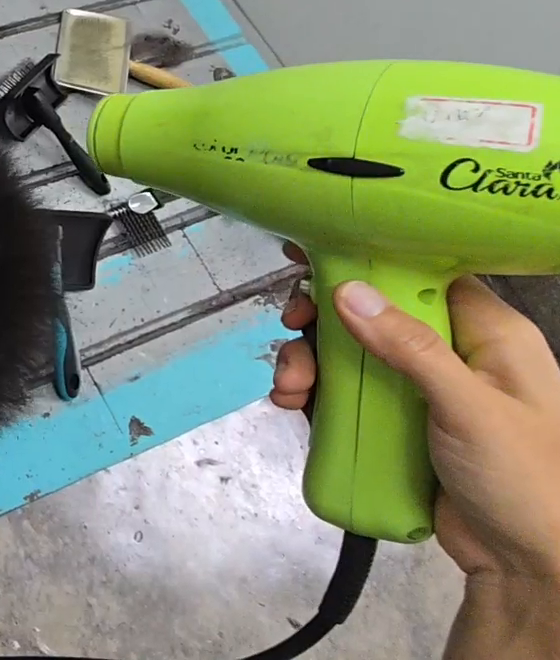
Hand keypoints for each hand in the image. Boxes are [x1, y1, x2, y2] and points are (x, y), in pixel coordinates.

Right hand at [271, 245, 559, 577]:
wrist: (532, 568)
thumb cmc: (527, 481)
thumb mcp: (472, 411)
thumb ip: (413, 350)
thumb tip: (347, 290)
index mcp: (487, 338)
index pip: (422, 273)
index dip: (366, 257)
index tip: (306, 255)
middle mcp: (450, 352)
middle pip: (367, 309)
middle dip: (320, 319)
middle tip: (293, 328)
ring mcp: (416, 385)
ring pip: (343, 347)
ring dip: (305, 361)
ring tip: (291, 390)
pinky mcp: (391, 415)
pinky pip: (338, 386)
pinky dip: (308, 390)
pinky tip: (293, 404)